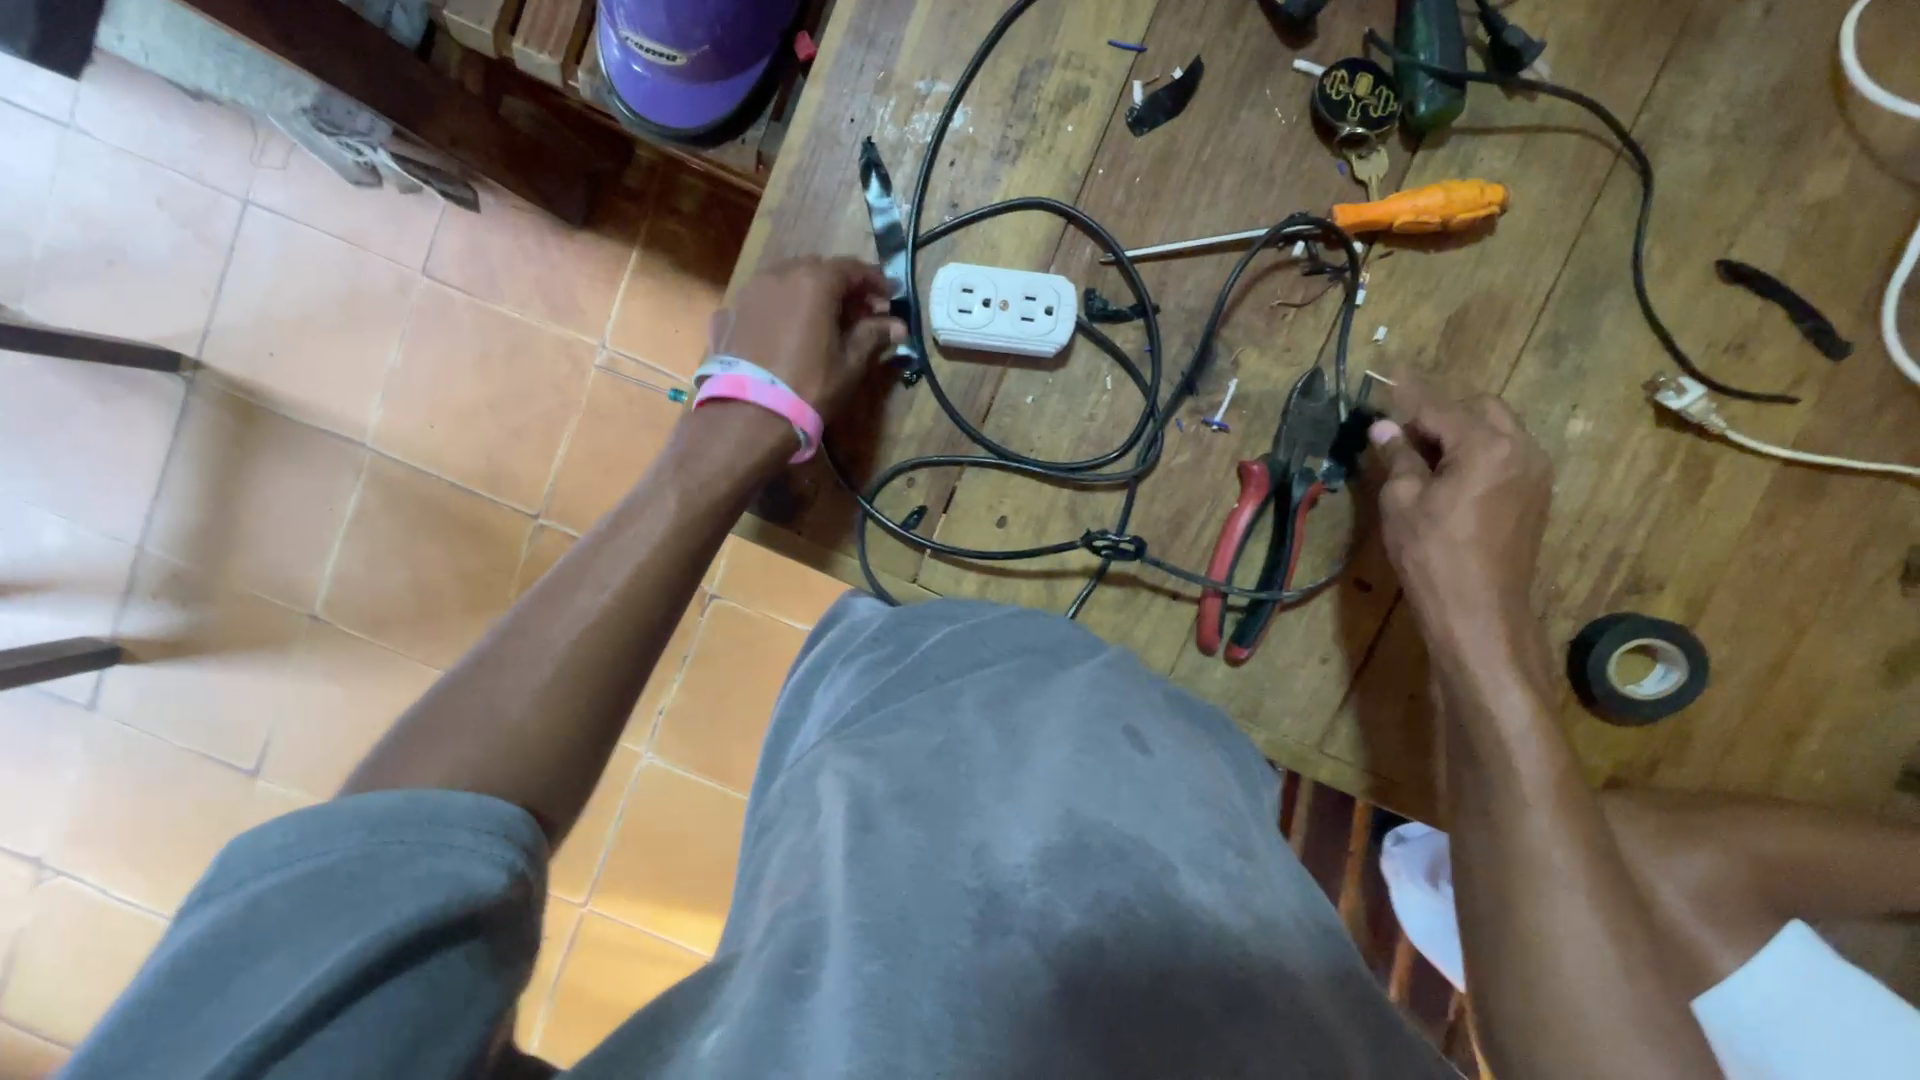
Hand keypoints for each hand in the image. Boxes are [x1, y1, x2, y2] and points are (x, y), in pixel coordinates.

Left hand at [708, 256, 905, 420]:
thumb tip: (898, 325)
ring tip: (819, 324)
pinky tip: (782, 334)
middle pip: (817, 270)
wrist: (748, 416)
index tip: (888, 298)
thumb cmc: (809, 387)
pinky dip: (777, 311)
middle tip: (858, 314)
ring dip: (806, 295)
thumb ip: (872, 336)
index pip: (851, 268)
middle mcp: (778, 275)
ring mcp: (747, 293)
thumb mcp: (849, 363)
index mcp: (813, 282)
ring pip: (785, 282)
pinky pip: (759, 304)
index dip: (874, 281)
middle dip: (840, 287)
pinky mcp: (726, 316)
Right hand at [1368, 379, 1552, 648]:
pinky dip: (1478, 454)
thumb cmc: (1433, 554)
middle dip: (1442, 413)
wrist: (1479, 610)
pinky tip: (1449, 478)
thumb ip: (1398, 458)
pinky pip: (1506, 457)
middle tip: (1402, 432)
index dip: (1409, 393)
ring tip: (1423, 456)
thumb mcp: (1403, 502)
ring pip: (1498, 432)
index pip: (1439, 407)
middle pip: (1480, 410)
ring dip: (1462, 434)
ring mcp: (1535, 474)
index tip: (1388, 372)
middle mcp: (1521, 449)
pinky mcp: (1536, 497)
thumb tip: (1385, 429)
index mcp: (1486, 445)